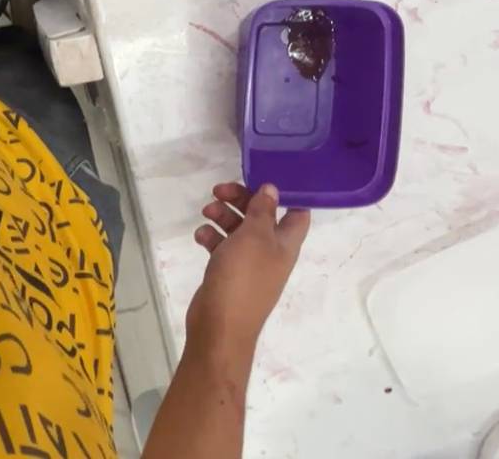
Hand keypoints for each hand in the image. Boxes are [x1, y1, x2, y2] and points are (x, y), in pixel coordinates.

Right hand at [186, 183, 311, 361]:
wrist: (220, 324)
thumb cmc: (243, 277)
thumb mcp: (254, 237)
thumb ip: (263, 211)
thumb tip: (273, 189)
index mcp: (285, 244)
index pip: (297, 213)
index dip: (287, 194)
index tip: (266, 174)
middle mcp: (270, 251)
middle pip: (260, 215)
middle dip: (241, 199)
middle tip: (219, 190)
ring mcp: (248, 262)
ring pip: (237, 227)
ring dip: (222, 215)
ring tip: (206, 213)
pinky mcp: (227, 270)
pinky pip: (221, 244)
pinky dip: (211, 236)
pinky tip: (200, 236)